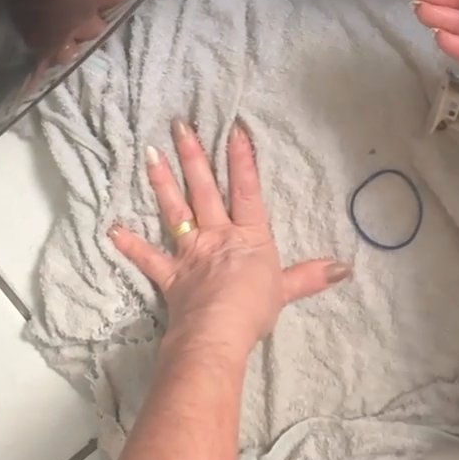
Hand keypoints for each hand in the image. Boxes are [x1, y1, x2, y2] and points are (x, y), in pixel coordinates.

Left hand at [109, 119, 349, 357]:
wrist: (218, 333)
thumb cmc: (253, 307)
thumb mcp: (287, 288)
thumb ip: (312, 275)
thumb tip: (346, 268)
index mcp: (248, 234)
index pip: (246, 189)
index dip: (241, 158)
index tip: (234, 129)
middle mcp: (217, 234)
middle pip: (204, 189)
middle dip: (193, 156)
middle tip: (180, 126)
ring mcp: (191, 252)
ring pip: (175, 210)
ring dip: (162, 182)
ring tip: (150, 153)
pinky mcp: (171, 274)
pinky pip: (148, 258)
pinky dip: (130, 244)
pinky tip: (112, 229)